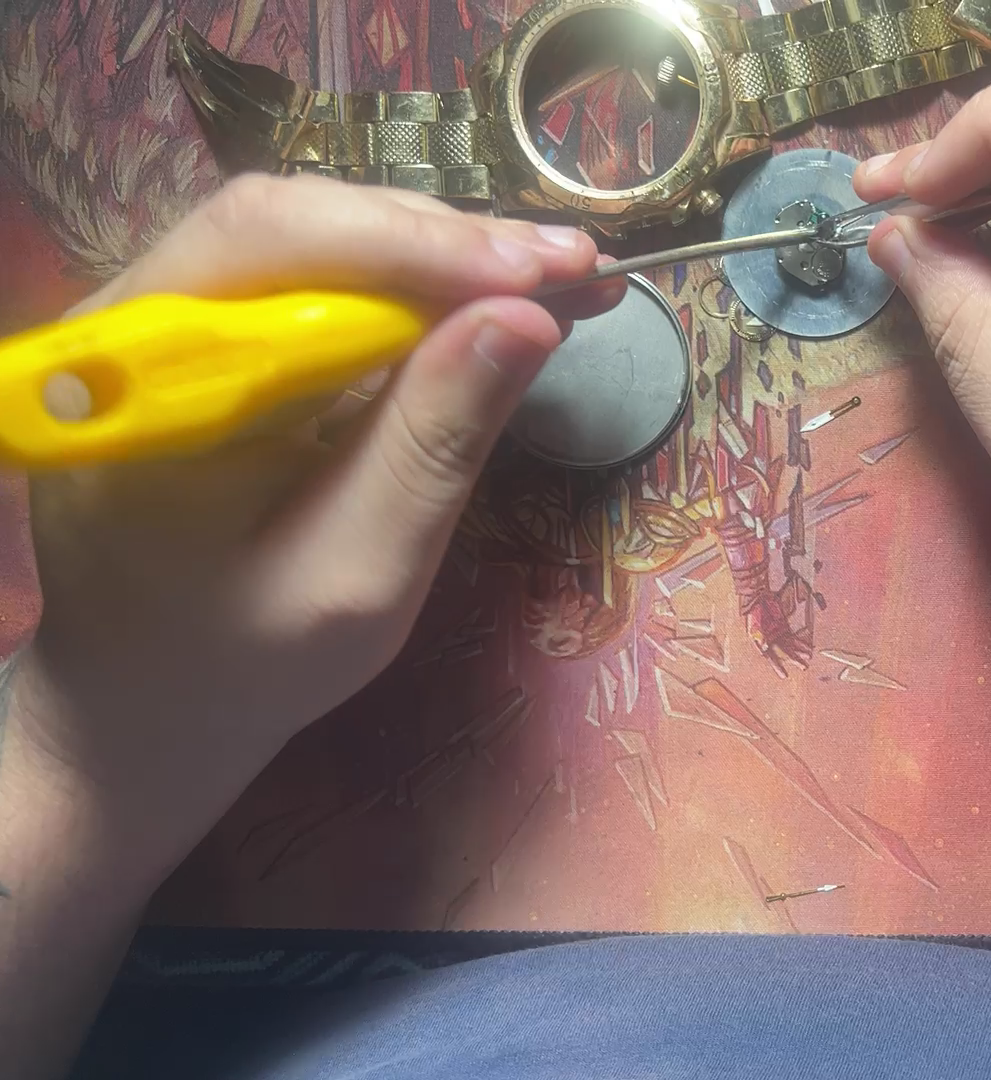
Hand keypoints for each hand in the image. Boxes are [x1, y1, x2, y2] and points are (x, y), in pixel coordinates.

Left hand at [9, 175, 622, 877]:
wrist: (164, 690)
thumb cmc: (258, 653)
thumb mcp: (367, 563)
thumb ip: (437, 442)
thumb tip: (528, 321)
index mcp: (149, 381)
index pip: (280, 246)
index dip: (424, 246)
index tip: (548, 275)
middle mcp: (150, 324)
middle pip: (311, 225)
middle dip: (458, 240)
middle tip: (581, 265)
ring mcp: (194, 330)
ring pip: (335, 243)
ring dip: (460, 255)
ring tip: (568, 277)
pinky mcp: (245, 349)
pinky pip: (346, 289)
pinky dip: (441, 287)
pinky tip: (514, 298)